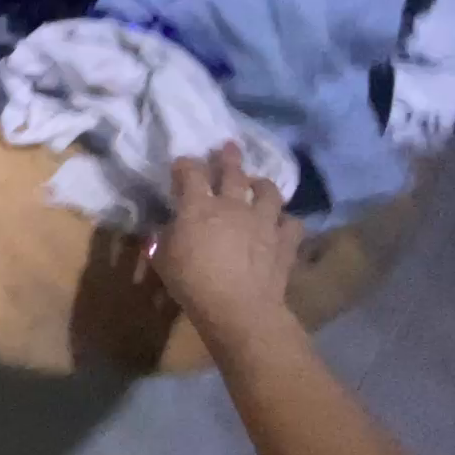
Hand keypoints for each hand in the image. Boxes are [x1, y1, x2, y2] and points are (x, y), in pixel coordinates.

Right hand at [151, 144, 303, 350]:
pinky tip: (280, 222)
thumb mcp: (162, 253)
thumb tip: (171, 225)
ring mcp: (263, 223)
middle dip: (228, 158)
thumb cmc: (190, 279)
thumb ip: (167, 233)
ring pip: (269, 192)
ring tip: (258, 182)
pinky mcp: (285, 243)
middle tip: (228, 146)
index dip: (185, 164)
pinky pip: (292, 223)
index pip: (190, 172)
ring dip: (262, 184)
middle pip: (233, 173)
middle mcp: (232, 206)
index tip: (182, 163)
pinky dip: (286, 220)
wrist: (238, 307)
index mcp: (197, 206)